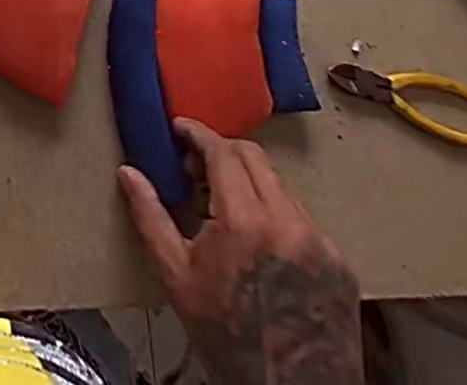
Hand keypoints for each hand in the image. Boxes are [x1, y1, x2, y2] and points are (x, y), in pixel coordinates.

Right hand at [119, 119, 360, 384]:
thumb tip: (128, 174)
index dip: (198, 134)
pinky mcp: (339, 260)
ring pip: (278, 182)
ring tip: (220, 203)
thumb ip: (149, 216)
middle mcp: (288, 223)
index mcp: (245, 223)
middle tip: (194, 165)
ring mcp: (319, 242)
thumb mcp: (176, 275)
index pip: (223, 152)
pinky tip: (253, 236)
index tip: (180, 129)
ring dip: (247, 179)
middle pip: (253, 156)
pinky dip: (272, 208)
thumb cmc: (228, 337)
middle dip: (220, 150)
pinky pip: (300, 213)